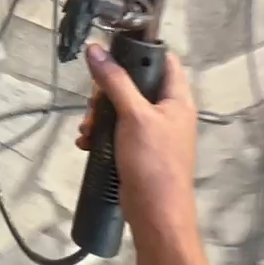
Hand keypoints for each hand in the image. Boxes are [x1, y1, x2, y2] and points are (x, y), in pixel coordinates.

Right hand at [77, 43, 198, 236]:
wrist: (156, 216)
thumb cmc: (153, 161)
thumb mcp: (133, 115)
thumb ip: (114, 80)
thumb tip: (94, 48)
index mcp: (177, 98)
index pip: (163, 59)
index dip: (140, 49)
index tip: (112, 49)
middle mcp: (166, 110)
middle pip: (134, 82)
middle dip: (107, 89)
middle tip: (95, 100)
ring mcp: (152, 130)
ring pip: (120, 105)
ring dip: (99, 113)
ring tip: (88, 126)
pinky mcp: (137, 147)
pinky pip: (115, 128)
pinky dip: (100, 131)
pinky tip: (87, 140)